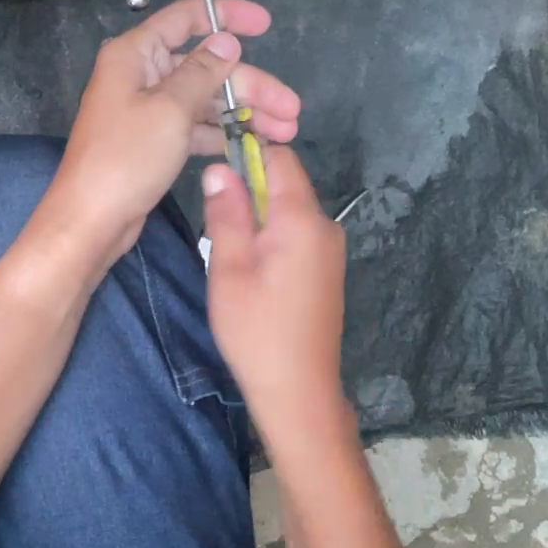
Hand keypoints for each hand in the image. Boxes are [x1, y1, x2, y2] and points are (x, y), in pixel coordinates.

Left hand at [42, 0, 300, 262]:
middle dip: (251, 85)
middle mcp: (140, 76)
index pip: (186, 18)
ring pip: (204, 100)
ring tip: (285, 131)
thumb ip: (203, 72)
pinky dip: (221, 134)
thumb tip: (227, 41)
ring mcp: (147, 111)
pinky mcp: (154, 143)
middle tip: (291, 108)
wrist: (91, 220)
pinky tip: (252, 145)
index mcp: (135, 54)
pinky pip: (194, 128)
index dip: (228, 15)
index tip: (265, 24)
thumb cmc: (125, 158)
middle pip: (205, 67)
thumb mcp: (170, 109)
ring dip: (243, 113)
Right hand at [203, 146, 347, 428]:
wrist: (298, 390)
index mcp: (302, 219)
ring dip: (257, 222)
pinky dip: (272, 242)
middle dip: (248, 195)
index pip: (280, 159)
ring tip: (231, 258)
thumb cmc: (256, 329)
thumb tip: (219, 168)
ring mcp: (331, 251)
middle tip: (216, 229)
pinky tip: (252, 275)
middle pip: (284, 186)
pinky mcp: (327, 272)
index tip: (216, 179)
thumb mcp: (229, 268)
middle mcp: (325, 227)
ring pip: (288, 214)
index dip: (246, 157)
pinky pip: (297, 237)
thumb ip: (226, 214)